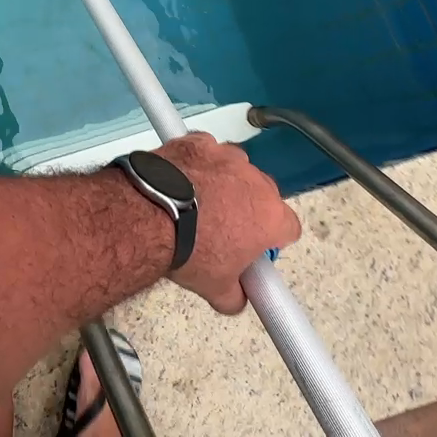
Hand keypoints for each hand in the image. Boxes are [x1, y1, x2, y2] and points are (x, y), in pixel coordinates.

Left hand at [158, 133, 300, 313]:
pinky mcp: (195, 140)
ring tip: (197, 201)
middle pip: (262, 192)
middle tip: (222, 226)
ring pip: (233, 167)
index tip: (256, 245)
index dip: (272, 238)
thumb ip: (237, 294)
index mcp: (271, 216)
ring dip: (223, 180)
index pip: (288, 227)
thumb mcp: (217, 289)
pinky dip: (196, 161)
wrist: (148, 215)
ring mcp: (224, 155)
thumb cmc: (188, 250)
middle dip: (248, 207)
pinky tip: (180, 178)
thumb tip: (236, 296)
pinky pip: (204, 149)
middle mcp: (254, 179)